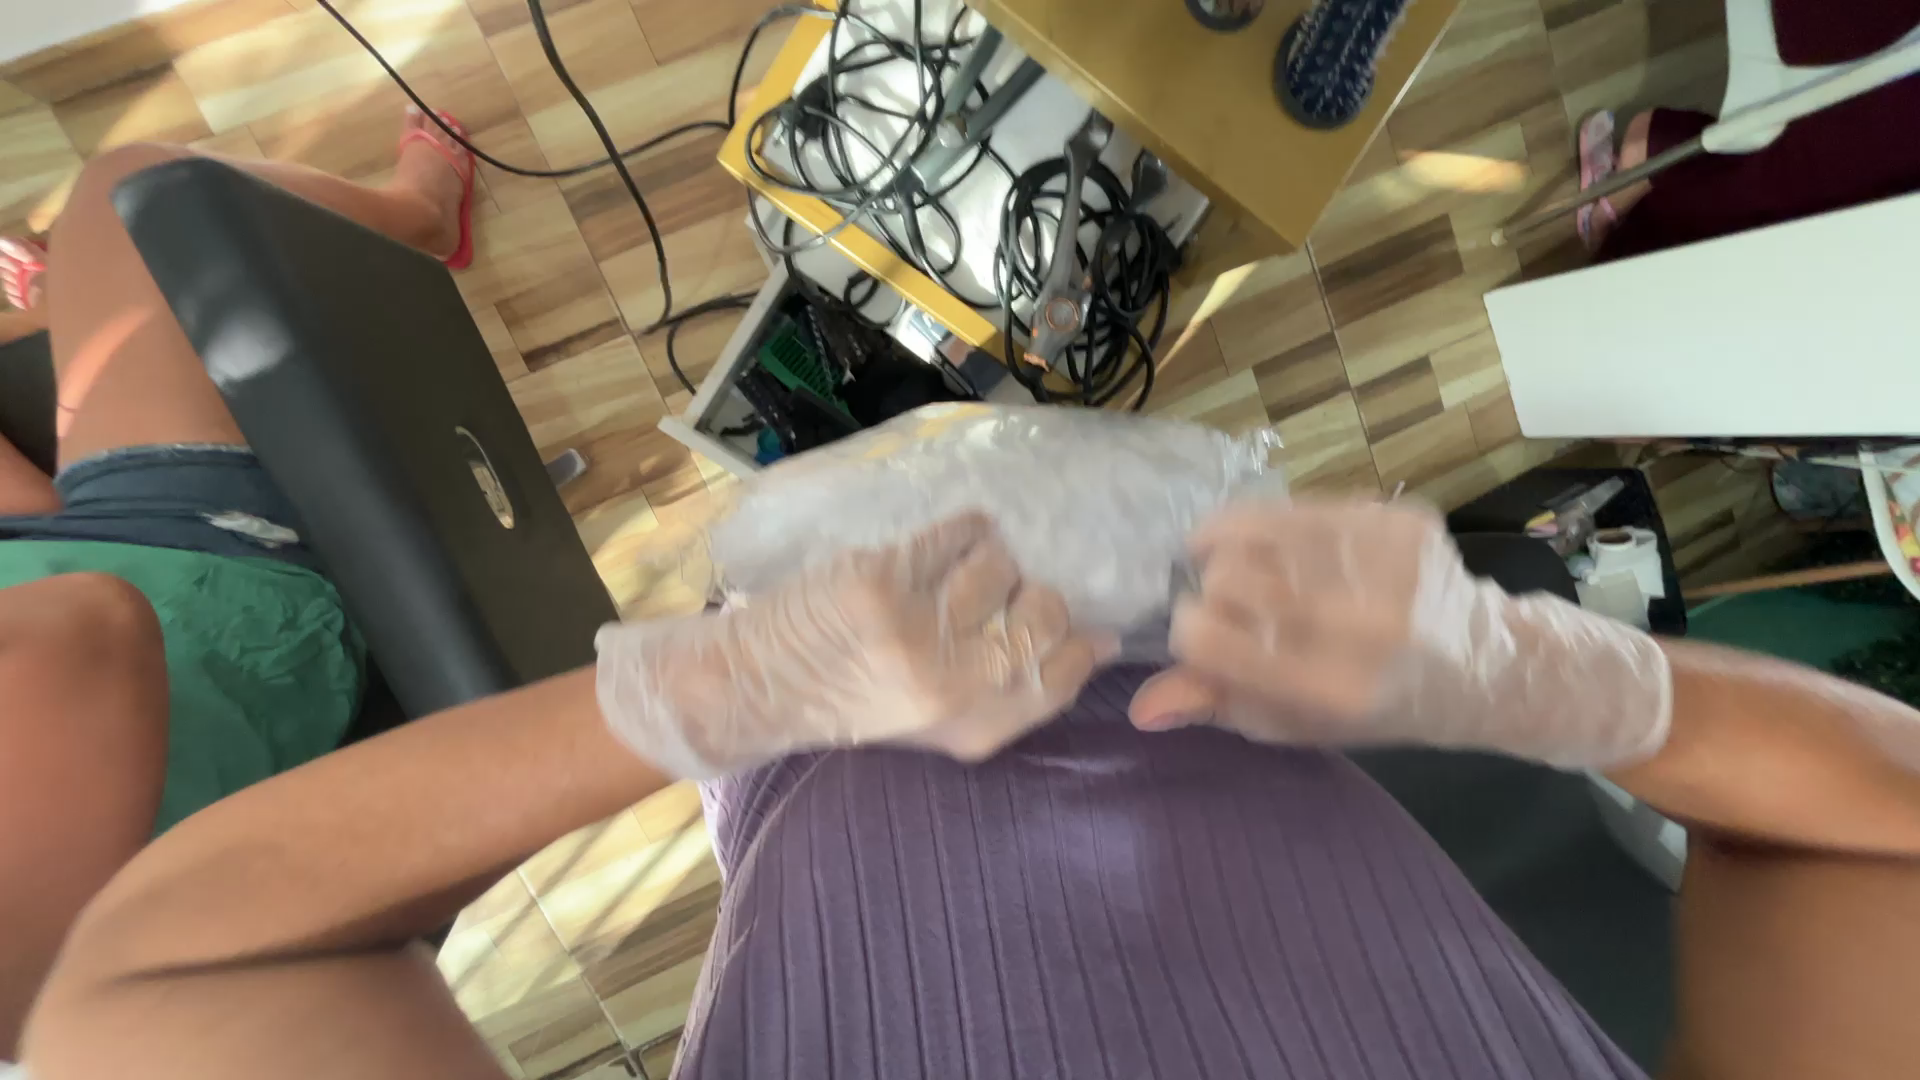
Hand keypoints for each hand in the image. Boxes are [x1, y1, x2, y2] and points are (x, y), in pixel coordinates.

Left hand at [596, 512, 1114, 778]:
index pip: (1064, 670)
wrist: (761, 685)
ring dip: (981, 561)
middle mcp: (950, 684)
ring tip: (943, 578)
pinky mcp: (881, 580)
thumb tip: (1099, 641)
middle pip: (1045, 609)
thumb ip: (1014, 688)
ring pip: (1001, 562)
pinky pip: (963, 530)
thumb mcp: (942, 722)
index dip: (1071, 638)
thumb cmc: (856, 702)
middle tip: (984, 597)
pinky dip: (960, 531)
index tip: (1049, 620)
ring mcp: (914, 629)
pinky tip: (934, 550)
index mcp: (973, 727)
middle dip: (1024, 593)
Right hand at [1128, 499, 1671, 768]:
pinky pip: (1294, 506)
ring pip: (1253, 531)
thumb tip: (1141, 709)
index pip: (1203, 636)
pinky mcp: (1398, 519)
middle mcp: (1359, 624)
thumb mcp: (1289, 724)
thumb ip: (1214, 705)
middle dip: (1214, 588)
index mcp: (1327, 687)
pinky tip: (1293, 550)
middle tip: (1237, 603)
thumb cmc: (1371, 707)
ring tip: (1257, 570)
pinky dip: (1276, 527)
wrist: (1484, 666)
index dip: (1189, 633)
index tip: (1205, 637)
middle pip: (1226, 575)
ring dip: (1238, 551)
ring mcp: (1384, 562)